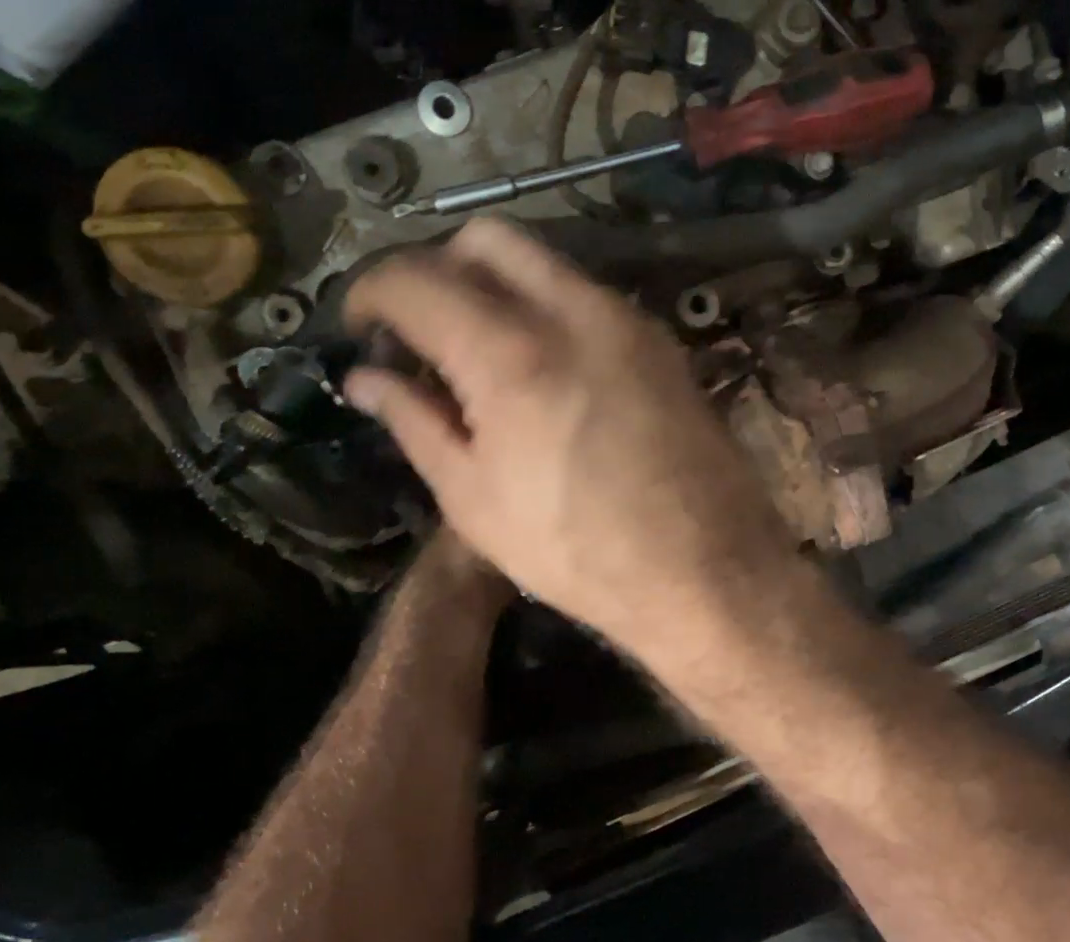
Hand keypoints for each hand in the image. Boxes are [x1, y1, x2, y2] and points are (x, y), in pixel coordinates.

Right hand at [343, 219, 795, 649]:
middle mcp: (573, 312)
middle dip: (438, 268)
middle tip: (423, 330)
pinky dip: (549, 309)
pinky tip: (543, 368)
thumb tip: (365, 378)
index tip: (361, 327)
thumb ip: (414, 422)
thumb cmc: (578, 553)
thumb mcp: (475, 500)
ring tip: (480, 353)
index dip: (370, 293)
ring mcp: (629, 322)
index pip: (414, 278)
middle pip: (486, 241)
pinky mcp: (664, 344)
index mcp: (510, 352)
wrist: (708, 572)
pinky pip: (590, 297)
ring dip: (498, 287)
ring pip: (545, 263)